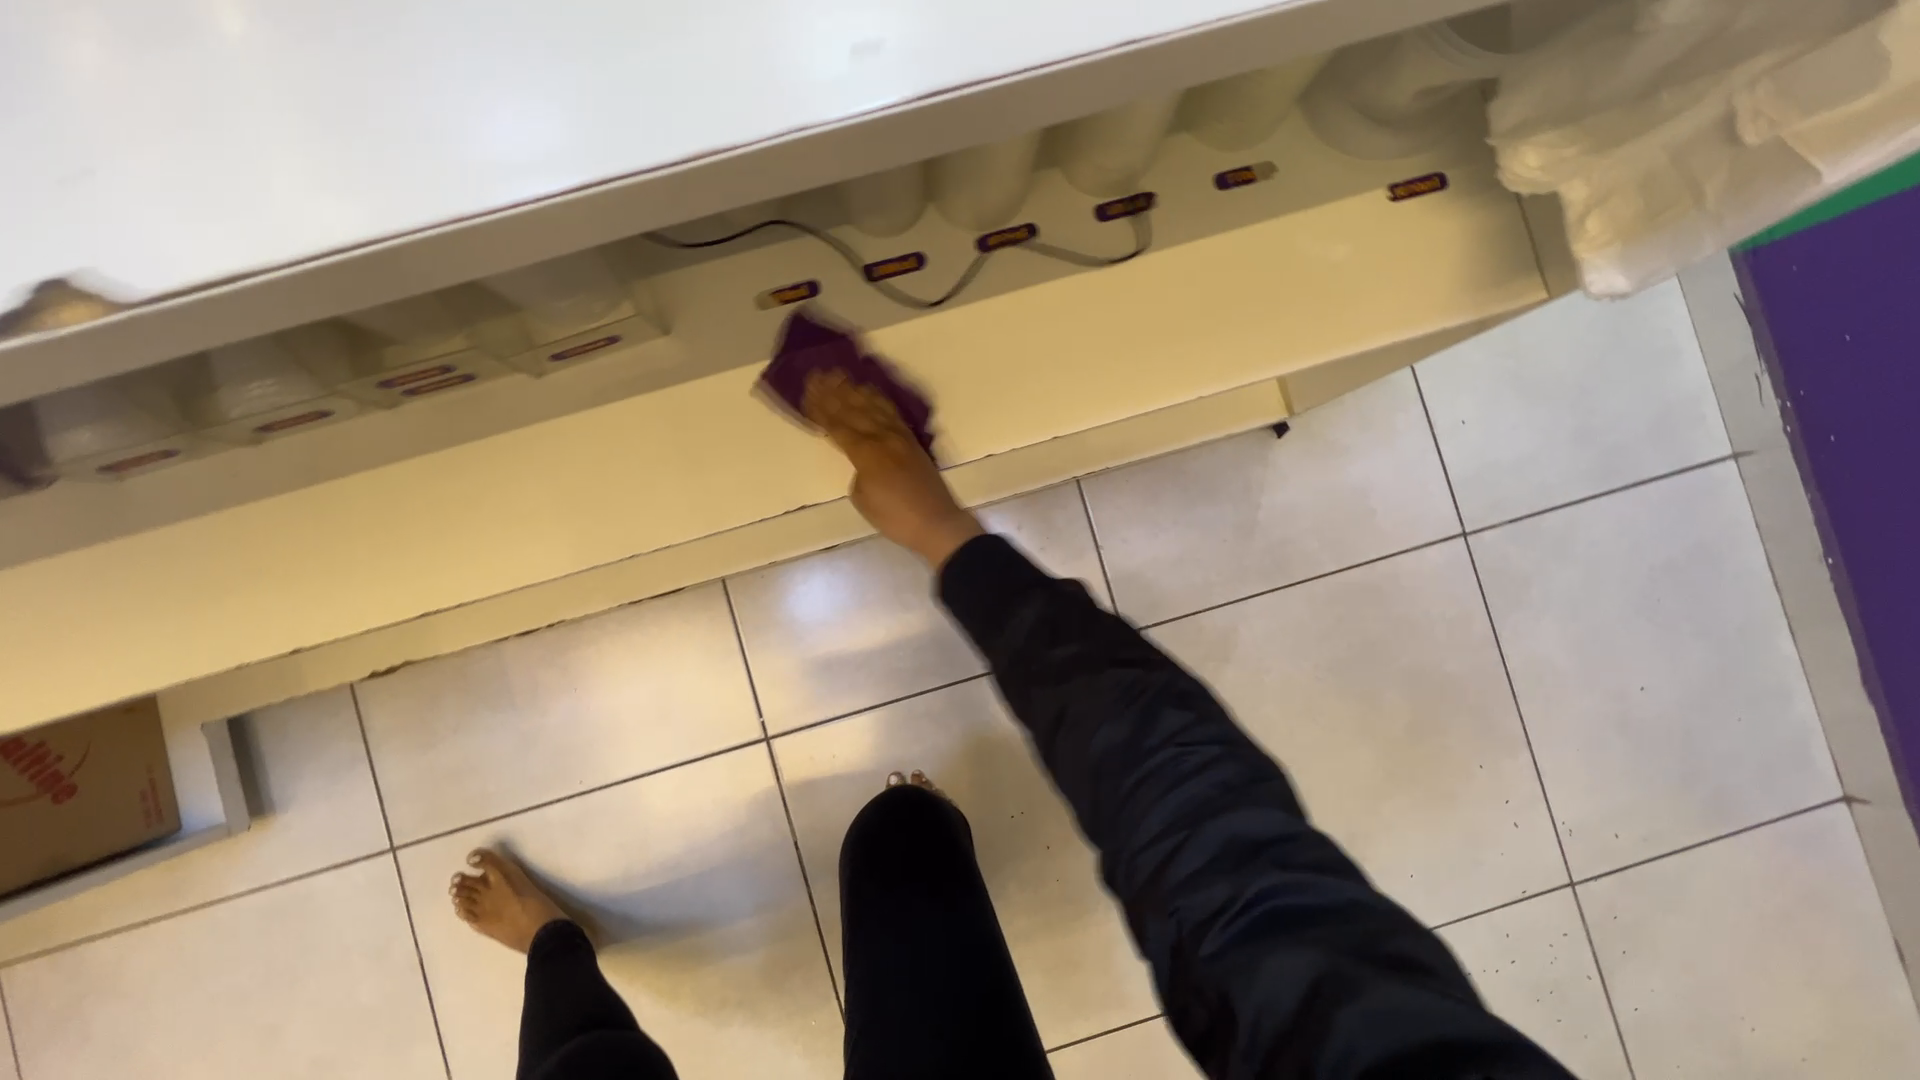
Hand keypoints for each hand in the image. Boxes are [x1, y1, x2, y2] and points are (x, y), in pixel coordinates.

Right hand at [803, 370, 982, 568]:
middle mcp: (882, 436)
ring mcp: (900, 436)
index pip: (838, 426)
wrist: (936, 522)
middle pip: (853, 410)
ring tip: (839, 375)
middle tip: (817, 375)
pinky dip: (879, 400)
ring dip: (854, 391)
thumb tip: (860, 459)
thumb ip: (856, 472)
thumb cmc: (895, 517)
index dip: (821, 410)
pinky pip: (892, 413)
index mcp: (866, 452)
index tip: (806, 393)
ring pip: (873, 406)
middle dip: (833, 393)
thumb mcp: (863, 499)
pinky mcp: (911, 440)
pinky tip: (870, 391)